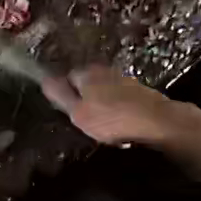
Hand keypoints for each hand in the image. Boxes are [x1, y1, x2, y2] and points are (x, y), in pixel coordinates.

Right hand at [42, 65, 200, 149]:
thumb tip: (44, 80)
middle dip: (87, 102)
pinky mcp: (141, 91)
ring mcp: (125, 79)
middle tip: (89, 124)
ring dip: (105, 109)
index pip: (67, 77)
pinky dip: (120, 114)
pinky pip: (122, 102)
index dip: (66, 96)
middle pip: (88, 85)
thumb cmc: (111, 119)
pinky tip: (124, 129)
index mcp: (86, 73)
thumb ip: (61, 96)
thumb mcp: (78, 112)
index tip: (70, 114)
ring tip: (108, 130)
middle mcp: (105, 70)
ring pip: (106, 94)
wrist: (157, 121)